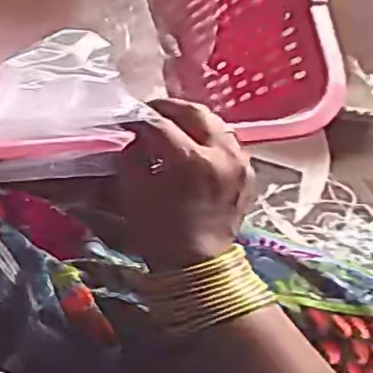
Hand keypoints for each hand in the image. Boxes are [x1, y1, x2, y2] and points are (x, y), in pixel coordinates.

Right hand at [117, 99, 251, 267]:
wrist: (197, 264)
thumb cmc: (158, 231)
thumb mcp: (134, 191)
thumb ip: (133, 156)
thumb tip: (134, 136)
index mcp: (189, 159)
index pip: (159, 123)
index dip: (138, 119)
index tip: (124, 121)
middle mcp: (221, 153)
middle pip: (194, 112)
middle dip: (168, 108)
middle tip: (148, 112)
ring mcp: (240, 162)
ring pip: (216, 124)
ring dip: (190, 120)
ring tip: (171, 126)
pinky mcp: (248, 173)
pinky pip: (227, 143)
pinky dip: (208, 138)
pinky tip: (193, 147)